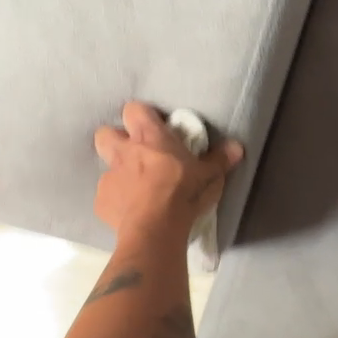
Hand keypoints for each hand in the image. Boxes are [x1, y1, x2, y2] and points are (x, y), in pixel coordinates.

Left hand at [92, 101, 243, 247]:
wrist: (155, 228)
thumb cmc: (184, 192)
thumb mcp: (210, 175)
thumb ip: (220, 159)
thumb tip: (236, 146)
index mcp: (149, 138)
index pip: (134, 110)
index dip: (142, 116)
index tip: (155, 127)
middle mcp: (124, 153)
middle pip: (105, 133)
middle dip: (117, 140)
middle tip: (138, 154)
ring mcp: (109, 178)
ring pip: (107, 168)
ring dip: (120, 175)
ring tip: (139, 190)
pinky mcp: (101, 202)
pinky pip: (107, 197)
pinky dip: (118, 202)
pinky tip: (133, 213)